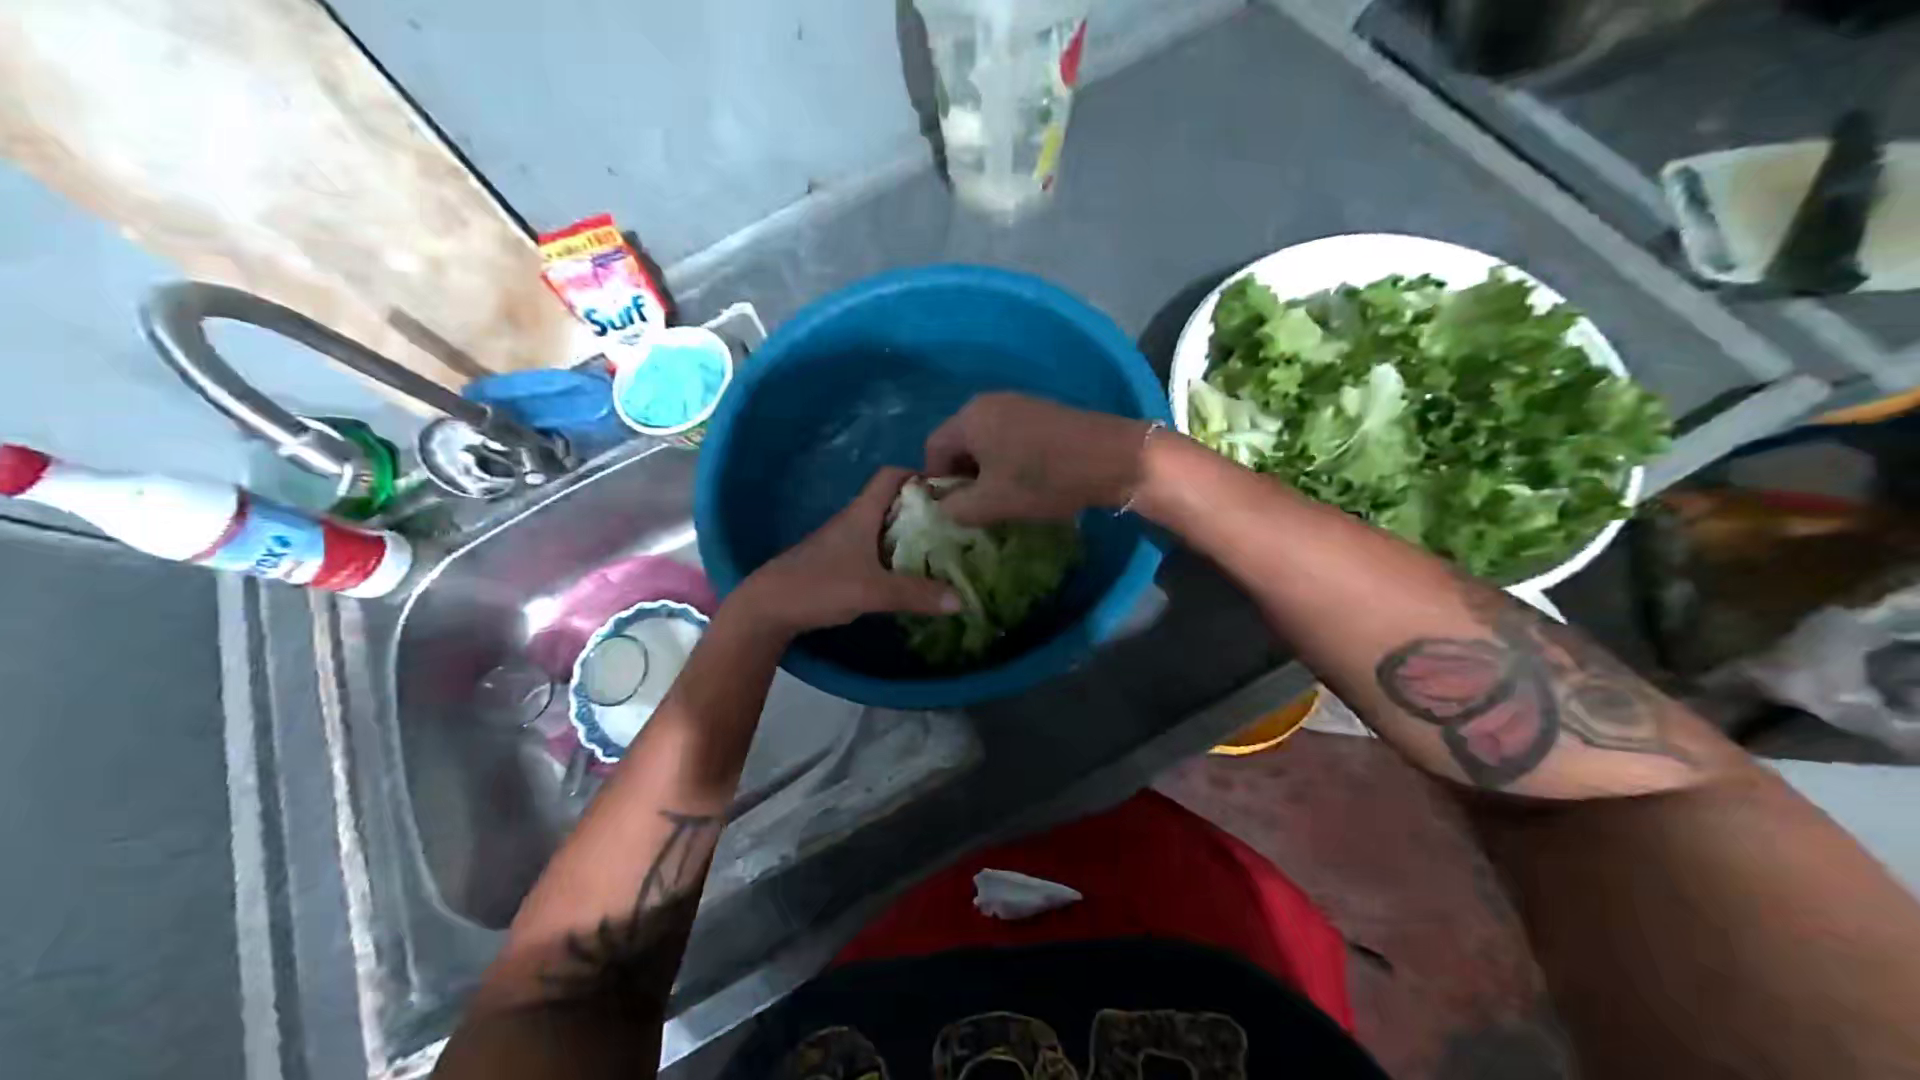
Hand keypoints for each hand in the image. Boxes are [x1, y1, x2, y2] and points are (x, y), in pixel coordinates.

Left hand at [731, 467, 962, 635]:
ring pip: (882, 527)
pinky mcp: (836, 562)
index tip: (948, 491)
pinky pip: (872, 549)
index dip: (920, 475)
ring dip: (907, 533)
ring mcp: (842, 542)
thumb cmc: (819, 586)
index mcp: (861, 514)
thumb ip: (916, 594)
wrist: (767, 607)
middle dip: (921, 508)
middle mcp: (853, 521)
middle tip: (953, 525)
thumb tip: (962, 599)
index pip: (892, 476)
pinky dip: (893, 554)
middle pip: (892, 501)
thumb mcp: (873, 591)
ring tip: (938, 550)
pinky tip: (906, 574)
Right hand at [923, 392, 1153, 524]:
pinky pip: (1008, 436)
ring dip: (986, 470)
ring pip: (985, 441)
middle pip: (958, 442)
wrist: (1112, 458)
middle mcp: (988, 402)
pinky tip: (1027, 480)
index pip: (933, 449)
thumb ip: (956, 508)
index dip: (935, 482)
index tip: (952, 508)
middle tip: (977, 506)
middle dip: (962, 476)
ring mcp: (1018, 403)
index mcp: (969, 419)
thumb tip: (943, 508)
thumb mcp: (992, 503)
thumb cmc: (1044, 479)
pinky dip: (1008, 459)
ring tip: (1004, 497)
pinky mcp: (1041, 412)